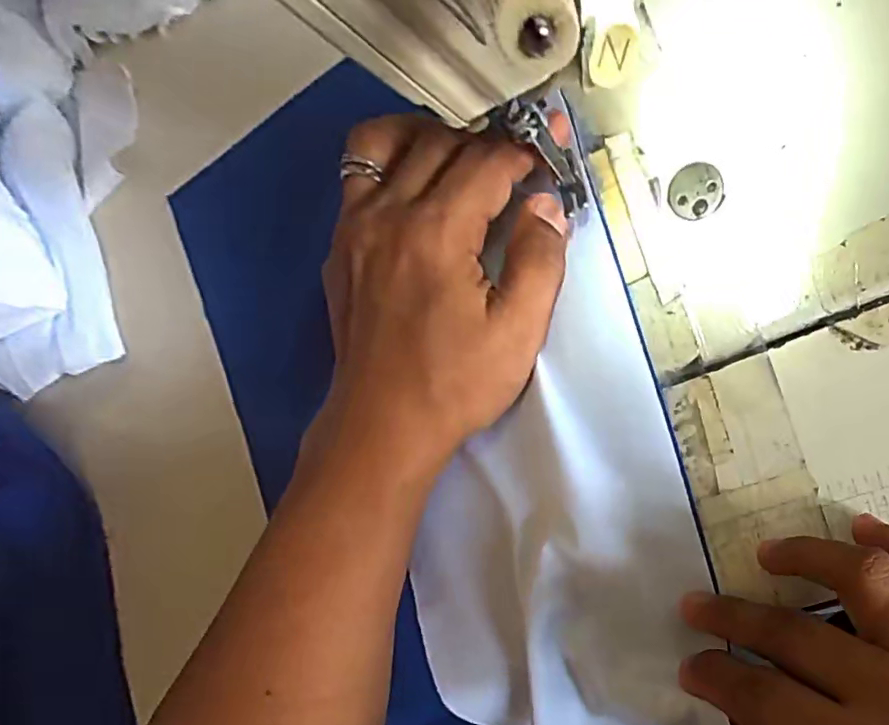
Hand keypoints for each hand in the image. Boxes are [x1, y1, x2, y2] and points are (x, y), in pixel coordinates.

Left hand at [314, 114, 571, 477]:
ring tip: (463, 160)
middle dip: (487, 143)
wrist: (386, 422)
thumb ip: (539, 263)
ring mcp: (356, 227)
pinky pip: (360, 175)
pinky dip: (393, 163)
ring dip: (432, 138)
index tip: (546, 158)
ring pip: (388, 143)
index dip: (524, 154)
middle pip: (440, 143)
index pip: (486, 163)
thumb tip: (547, 208)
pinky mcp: (342, 248)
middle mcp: (389, 215)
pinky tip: (418, 193)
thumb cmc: (456, 385)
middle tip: (518, 165)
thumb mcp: (518, 333)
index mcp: (438, 233)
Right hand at [677, 515, 888, 724]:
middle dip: (736, 617)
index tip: (690, 663)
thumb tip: (734, 696)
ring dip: (811, 555)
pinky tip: (860, 526)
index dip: (717, 675)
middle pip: (802, 636)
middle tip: (699, 606)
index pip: (765, 696)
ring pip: (871, 580)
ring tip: (770, 553)